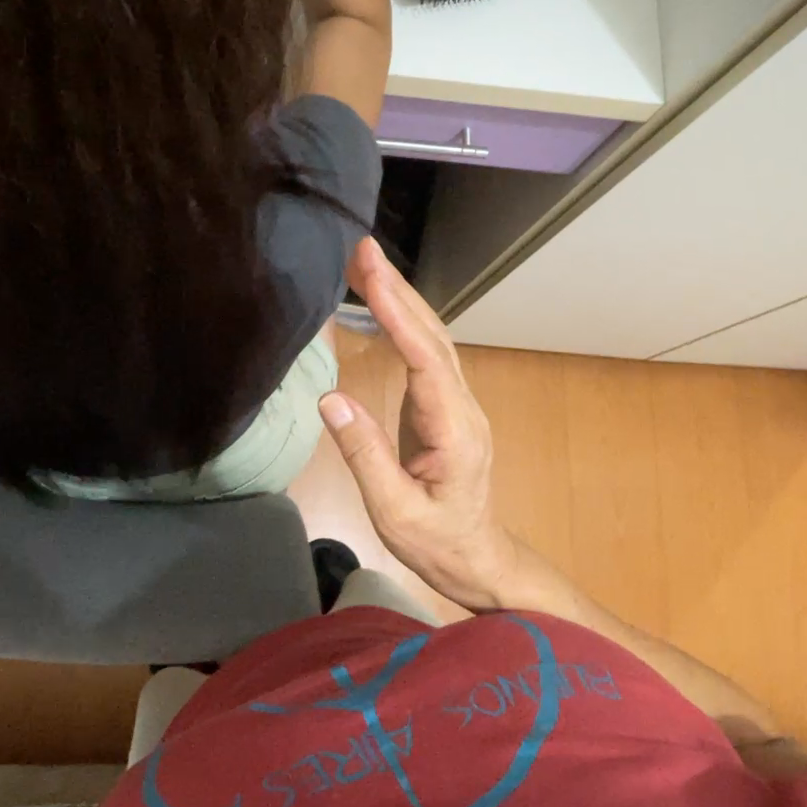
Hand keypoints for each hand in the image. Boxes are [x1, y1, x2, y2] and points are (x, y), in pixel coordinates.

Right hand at [319, 238, 517, 609]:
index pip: (426, 359)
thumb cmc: (436, 541)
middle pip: (434, 335)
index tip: (372, 275)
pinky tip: (384, 305)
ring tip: (366, 265)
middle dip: (399, 289)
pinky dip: (405, 320)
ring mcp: (457, 403)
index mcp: (454, 429)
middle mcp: (462, 406)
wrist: (475, 556)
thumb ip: (364, 455)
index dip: (398, 314)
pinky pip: (427, 353)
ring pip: (434, 339)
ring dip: (403, 298)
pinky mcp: (445, 405)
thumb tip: (330, 399)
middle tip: (362, 249)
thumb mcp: (392, 510)